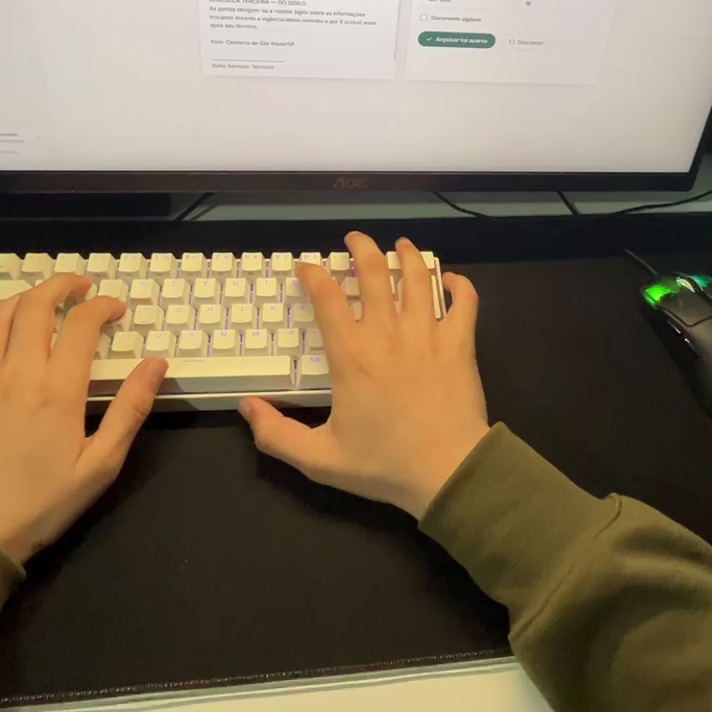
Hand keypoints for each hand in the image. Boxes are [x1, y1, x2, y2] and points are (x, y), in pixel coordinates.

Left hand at [0, 275, 166, 562]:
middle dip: (61, 286)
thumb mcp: (101, 465)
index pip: (81, 323)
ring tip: (40, 304)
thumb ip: (130, 410)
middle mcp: (16, 374)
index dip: (103, 306)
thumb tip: (157, 364)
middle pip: (35, 306)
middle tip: (81, 288)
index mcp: (58, 388)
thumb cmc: (40, 505)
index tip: (117, 310)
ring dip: (20, 301)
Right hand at [239, 233, 488, 517]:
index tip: (305, 267)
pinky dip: (458, 284)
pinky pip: (464, 300)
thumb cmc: (384, 464)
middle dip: (362, 247)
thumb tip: (246, 407)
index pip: (326, 297)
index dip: (313, 274)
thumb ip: (276, 434)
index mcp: (351, 355)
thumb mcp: (319, 458)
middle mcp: (388, 333)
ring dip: (408, 255)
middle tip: (355, 239)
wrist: (448, 472)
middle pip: (374, 272)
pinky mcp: (460, 342)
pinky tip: (450, 280)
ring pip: (418, 277)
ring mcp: (428, 333)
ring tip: (401, 245)